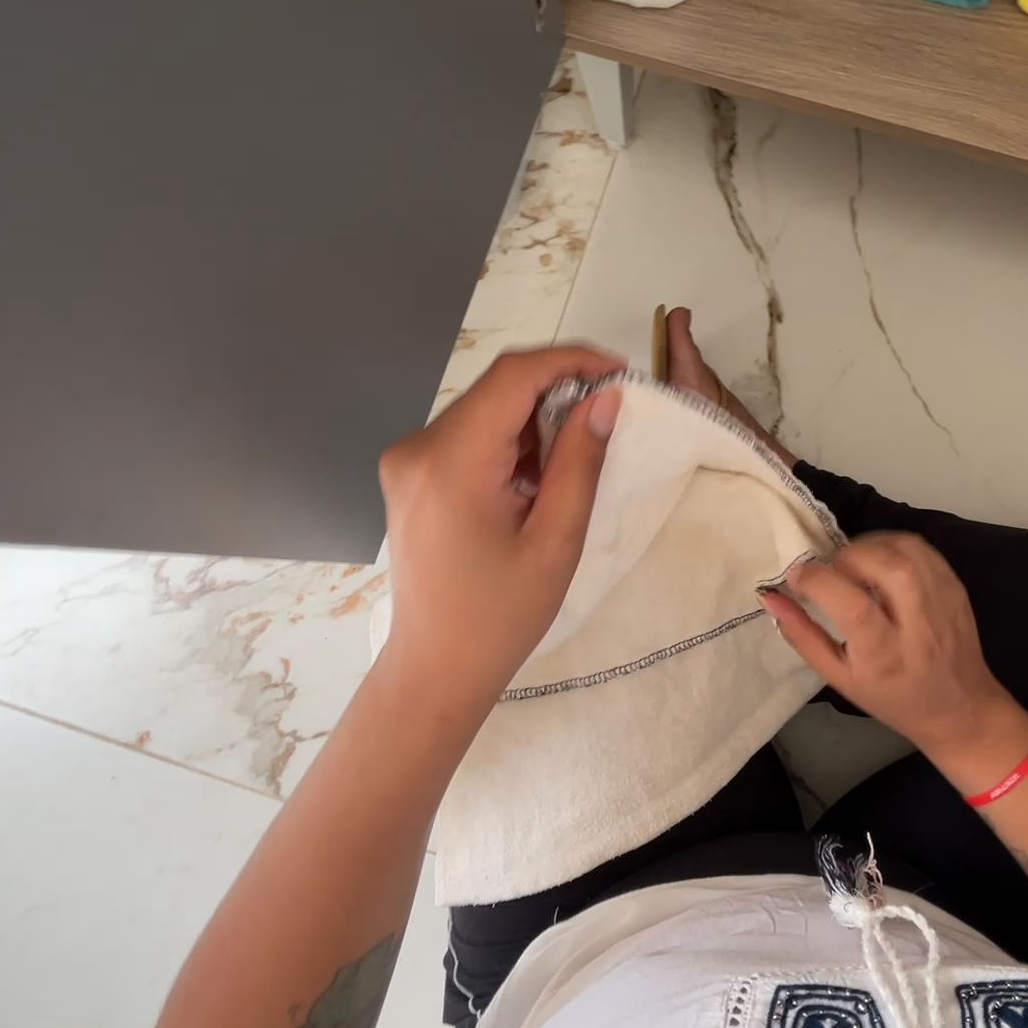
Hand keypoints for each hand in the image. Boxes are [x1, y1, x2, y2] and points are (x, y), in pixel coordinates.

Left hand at [377, 345, 622, 701]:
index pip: (513, 376)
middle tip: (605, 424)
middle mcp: (417, 447)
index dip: (571, 360)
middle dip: (557, 393)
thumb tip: (606, 398)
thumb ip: (579, 461)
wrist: (437, 666)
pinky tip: (533, 481)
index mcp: (450, 462)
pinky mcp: (411, 473)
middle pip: (497, 389)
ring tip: (568, 468)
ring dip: (535, 422)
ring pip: (486, 410)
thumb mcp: (556, 540)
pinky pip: (470, 434)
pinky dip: (510, 442)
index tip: (619, 371)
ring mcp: (408, 459)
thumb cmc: (501, 615)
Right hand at [760, 532, 1022, 760]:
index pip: (852, 605)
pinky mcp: (955, 585)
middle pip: (883, 566)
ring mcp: (943, 600)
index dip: (817, 580)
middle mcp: (919, 624)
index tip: (797, 576)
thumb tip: (769, 597)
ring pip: (903, 548)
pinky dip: (890, 543)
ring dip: (867, 545)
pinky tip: (878, 561)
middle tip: (831, 572)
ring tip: (853, 565)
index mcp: (885, 654)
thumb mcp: (838, 677)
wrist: (960, 707)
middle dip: (845, 558)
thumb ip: (802, 635)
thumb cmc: (891, 697)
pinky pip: (920, 546)